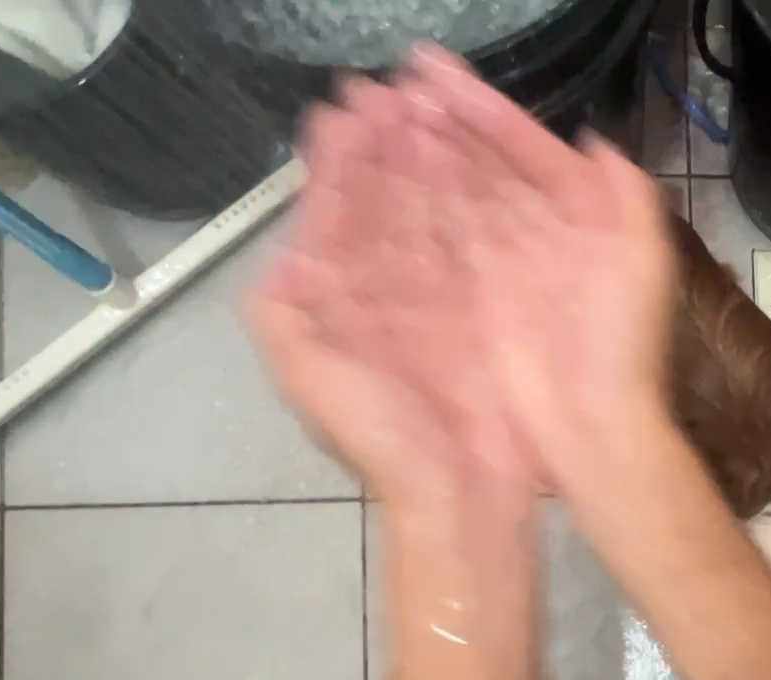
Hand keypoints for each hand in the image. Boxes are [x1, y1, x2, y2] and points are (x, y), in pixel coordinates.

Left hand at [249, 73, 535, 519]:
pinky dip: (474, 211)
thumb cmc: (385, 441)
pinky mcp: (488, 315)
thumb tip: (293, 250)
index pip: (333, 219)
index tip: (341, 113)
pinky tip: (473, 168)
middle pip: (384, 210)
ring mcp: (442, 304)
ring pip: (431, 222)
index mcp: (338, 306)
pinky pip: (477, 253)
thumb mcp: (306, 377)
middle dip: (384, 153)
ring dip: (427, 168)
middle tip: (390, 96)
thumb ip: (282, 312)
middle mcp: (388, 296)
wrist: (462, 493)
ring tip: (427, 111)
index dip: (335, 166)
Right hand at [403, 45, 679, 499]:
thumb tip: (594, 143)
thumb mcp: (642, 262)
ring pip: (443, 205)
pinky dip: (393, 220)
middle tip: (386, 88)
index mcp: (570, 224)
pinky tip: (363, 183)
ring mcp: (489, 278)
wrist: (591, 429)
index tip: (431, 72)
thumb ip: (626, 194)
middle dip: (432, 128)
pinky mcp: (458, 314)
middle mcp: (525, 244)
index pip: (521, 153)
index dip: (481, 111)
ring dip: (405, 162)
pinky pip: (420, 256)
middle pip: (474, 172)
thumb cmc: (620, 349)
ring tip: (366, 117)